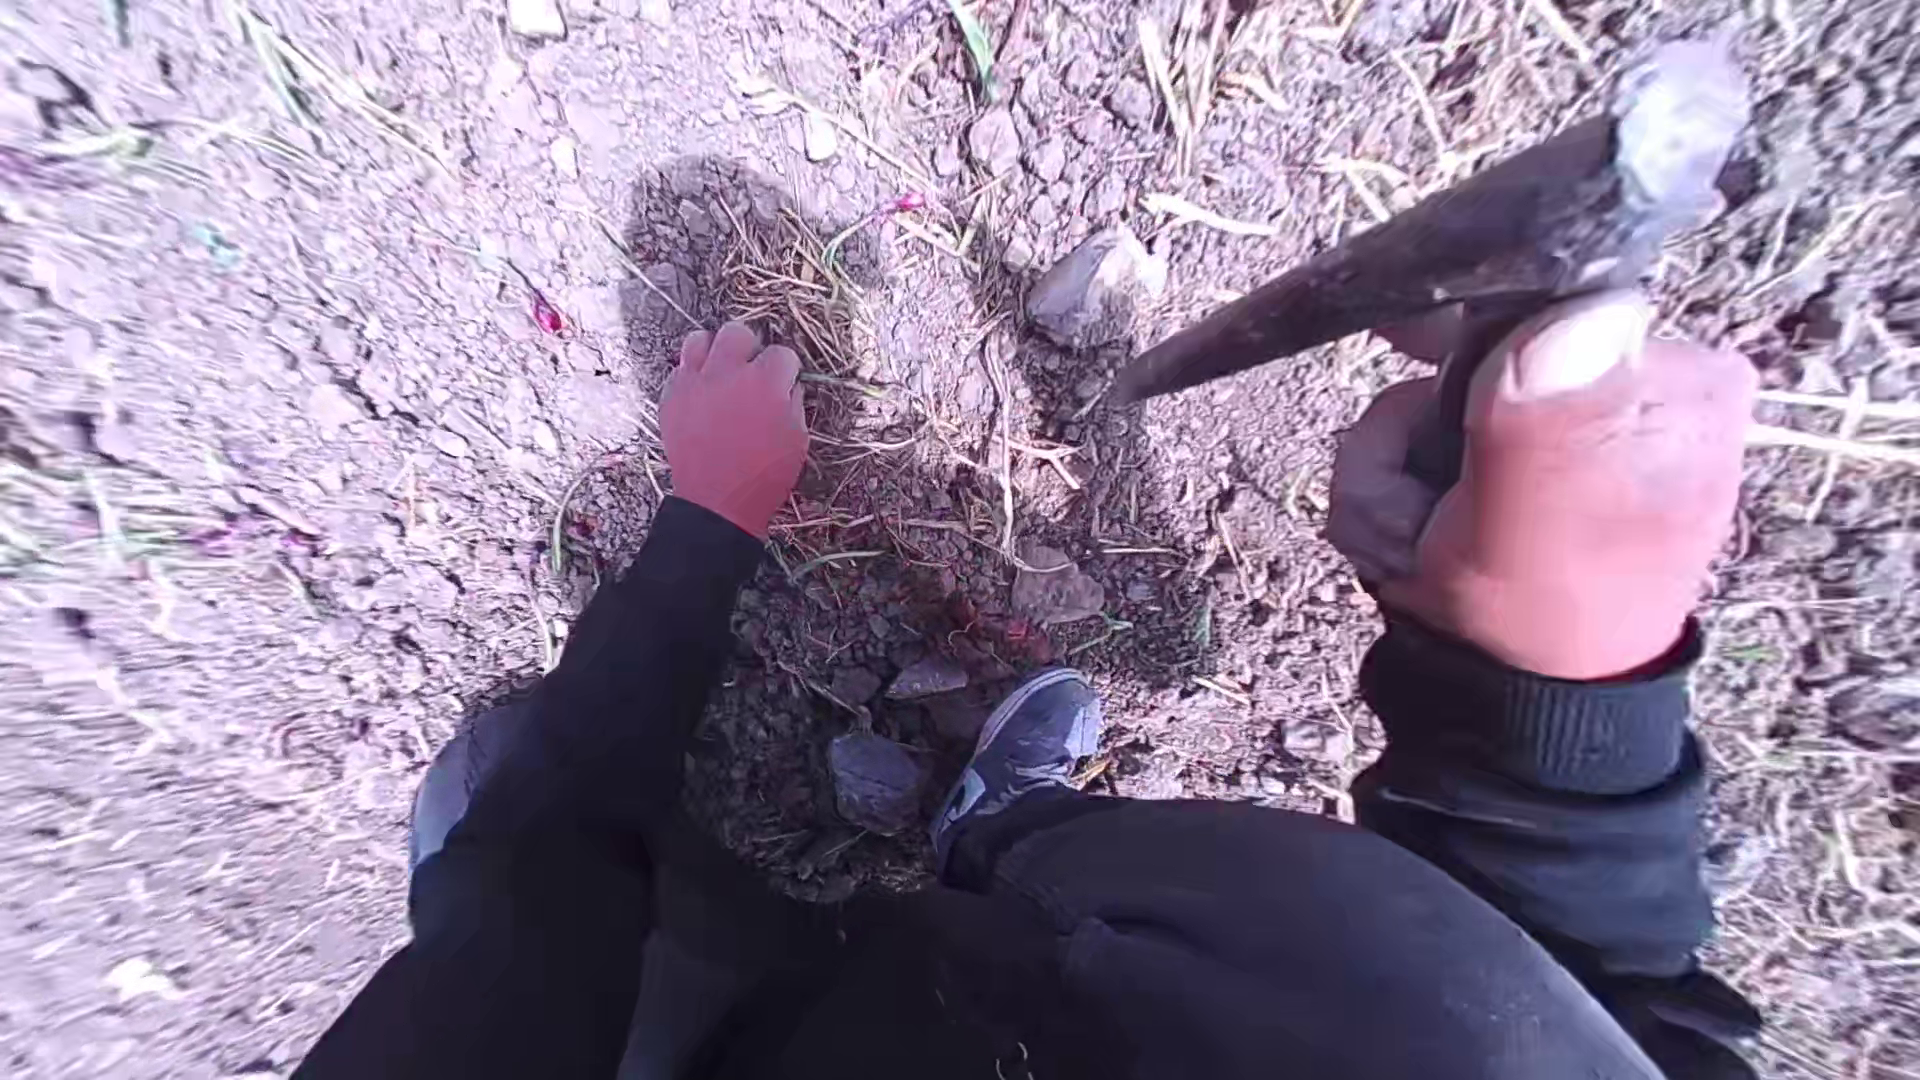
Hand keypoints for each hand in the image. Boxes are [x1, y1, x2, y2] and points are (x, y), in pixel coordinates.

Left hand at [661, 321, 808, 538]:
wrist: (719, 502)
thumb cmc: (766, 475)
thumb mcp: (798, 440)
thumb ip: (794, 404)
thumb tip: (790, 387)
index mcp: (766, 383)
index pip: (782, 353)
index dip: (787, 369)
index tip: (786, 382)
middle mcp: (728, 373)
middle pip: (737, 332)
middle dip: (751, 347)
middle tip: (754, 371)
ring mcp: (695, 382)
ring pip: (700, 339)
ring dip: (716, 351)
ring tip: (723, 373)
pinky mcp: (672, 396)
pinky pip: (680, 368)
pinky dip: (694, 375)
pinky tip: (705, 394)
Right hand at [1328, 292, 1754, 680]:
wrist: (1491, 676)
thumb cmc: (1533, 610)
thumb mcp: (1539, 528)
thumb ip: (1548, 428)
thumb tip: (1572, 316)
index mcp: (1652, 388)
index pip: (1532, 311)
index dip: (1450, 341)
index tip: (1389, 345)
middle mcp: (1584, 395)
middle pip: (1441, 368)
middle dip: (1394, 449)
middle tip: (1407, 515)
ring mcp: (1514, 432)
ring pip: (1393, 419)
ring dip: (1373, 488)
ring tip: (1399, 545)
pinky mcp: (1464, 464)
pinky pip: (1381, 454)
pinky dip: (1369, 501)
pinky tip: (1392, 542)